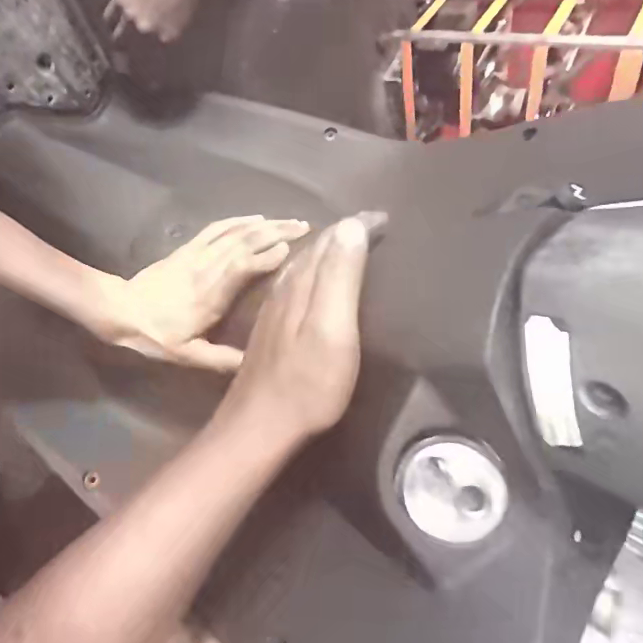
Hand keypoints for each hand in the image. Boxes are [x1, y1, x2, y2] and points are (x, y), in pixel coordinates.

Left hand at [103, 215, 310, 370]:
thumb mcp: (188, 355)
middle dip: (277, 232)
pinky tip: (257, 217)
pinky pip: (216, 228)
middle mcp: (208, 269)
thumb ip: (222, 360)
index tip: (291, 249)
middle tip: (305, 227)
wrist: (120, 310)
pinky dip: (238, 220)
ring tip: (291, 221)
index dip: (266, 256)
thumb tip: (256, 365)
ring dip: (265, 224)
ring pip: (235, 232)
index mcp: (211, 295)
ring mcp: (198, 255)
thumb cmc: (156, 336)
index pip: (242, 268)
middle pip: (245, 242)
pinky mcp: (189, 248)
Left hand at [218, 215, 372, 444]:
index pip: (332, 239)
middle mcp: (284, 288)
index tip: (383, 218)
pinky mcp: (270, 328)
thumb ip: (340, 277)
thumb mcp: (332, 327)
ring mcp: (274, 309)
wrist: (260, 424)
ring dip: (325, 251)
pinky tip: (314, 284)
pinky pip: (293, 284)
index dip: (357, 226)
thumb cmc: (307, 381)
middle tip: (371, 227)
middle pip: (315, 249)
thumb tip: (350, 226)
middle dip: (343, 233)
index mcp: (302, 283)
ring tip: (348, 246)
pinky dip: (311, 272)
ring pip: (301, 265)